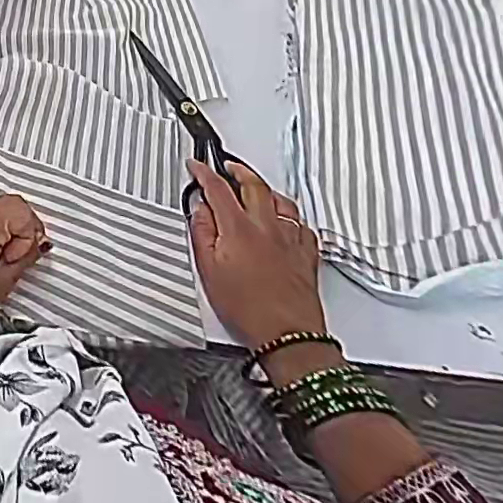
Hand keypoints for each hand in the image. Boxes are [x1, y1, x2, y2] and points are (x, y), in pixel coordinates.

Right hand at [187, 159, 329, 372]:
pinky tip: (285, 218)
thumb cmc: (247, 308)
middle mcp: (266, 227)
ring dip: (264, 188)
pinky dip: (289, 214)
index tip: (196, 166)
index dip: (204, 173)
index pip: (218, 188)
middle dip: (237, 170)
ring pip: (280, 200)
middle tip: (226, 167)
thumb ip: (202, 232)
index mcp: (239, 228)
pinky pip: (301, 223)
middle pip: (253, 184)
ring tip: (254, 186)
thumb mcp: (208, 270)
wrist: (287, 336)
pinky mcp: (306, 254)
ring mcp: (290, 239)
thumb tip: (199, 210)